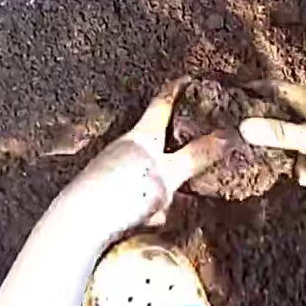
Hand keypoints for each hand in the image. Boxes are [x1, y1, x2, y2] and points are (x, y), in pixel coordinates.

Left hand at [52, 77, 232, 241]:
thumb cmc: (122, 192)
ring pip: (146, 165)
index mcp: (142, 135)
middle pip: (155, 134)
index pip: (163, 104)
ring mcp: (113, 169)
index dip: (176, 89)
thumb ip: (197, 156)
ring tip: (179, 189)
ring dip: (161, 173)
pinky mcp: (106, 193)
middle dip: (173, 135)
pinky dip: (148, 198)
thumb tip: (228, 135)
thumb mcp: (168, 175)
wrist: (77, 227)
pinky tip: (152, 217)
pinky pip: (135, 189)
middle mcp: (125, 147)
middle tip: (195, 132)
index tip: (188, 78)